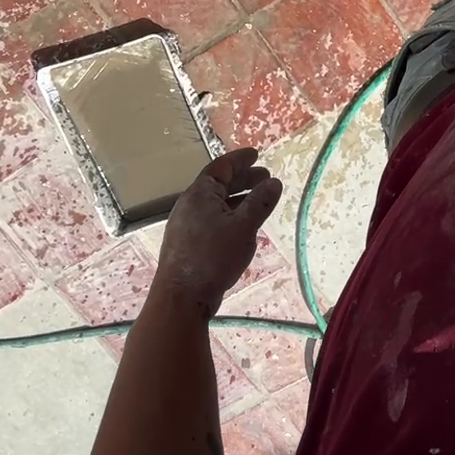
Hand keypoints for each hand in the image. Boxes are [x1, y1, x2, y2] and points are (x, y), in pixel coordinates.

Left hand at [151, 148, 283, 318]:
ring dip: (238, 199)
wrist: (180, 300)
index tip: (256, 154)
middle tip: (265, 178)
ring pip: (215, 204)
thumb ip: (260, 202)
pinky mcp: (186, 245)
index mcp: (200, 195)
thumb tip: (274, 182)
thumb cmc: (212, 257)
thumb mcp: (244, 227)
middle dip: (243, 179)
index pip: (221, 167)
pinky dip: (229, 215)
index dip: (240, 159)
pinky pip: (211, 219)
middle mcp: (189, 206)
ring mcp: (185, 226)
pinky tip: (241, 228)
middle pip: (218, 184)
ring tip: (258, 202)